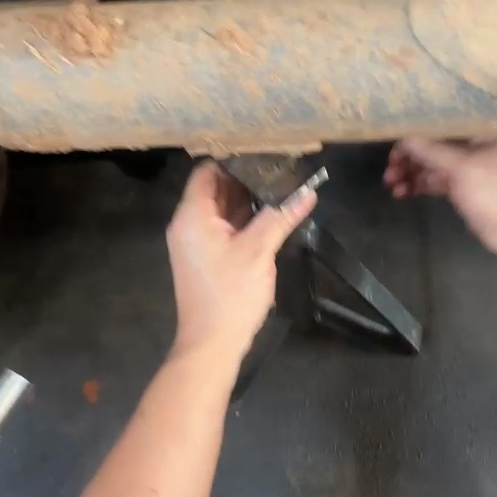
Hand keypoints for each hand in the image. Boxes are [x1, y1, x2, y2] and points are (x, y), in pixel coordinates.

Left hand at [166, 162, 316, 360]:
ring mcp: (196, 243)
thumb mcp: (258, 251)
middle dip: (246, 178)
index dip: (234, 158)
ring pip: (221, 209)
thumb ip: (281, 216)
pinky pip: (224, 228)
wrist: (211, 344)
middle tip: (281, 167)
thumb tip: (308, 191)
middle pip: (215, 188)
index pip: (208, 171)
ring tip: (282, 187)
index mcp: (192, 215)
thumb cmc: (230, 295)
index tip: (265, 151)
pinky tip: (271, 215)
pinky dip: (244, 220)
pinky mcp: (206, 258)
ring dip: (247, 200)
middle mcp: (188, 224)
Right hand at [385, 137, 496, 260]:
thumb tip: (403, 135)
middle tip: (390, 168)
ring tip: (392, 184)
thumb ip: (431, 151)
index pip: (443, 120)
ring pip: (435, 163)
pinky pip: (438, 180)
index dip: (417, 128)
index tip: (394, 139)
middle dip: (411, 154)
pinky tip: (403, 192)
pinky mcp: (467, 186)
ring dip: (413, 172)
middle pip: (436, 142)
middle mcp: (478, 141)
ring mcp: (473, 164)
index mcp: (485, 127)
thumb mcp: (463, 168)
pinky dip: (422, 185)